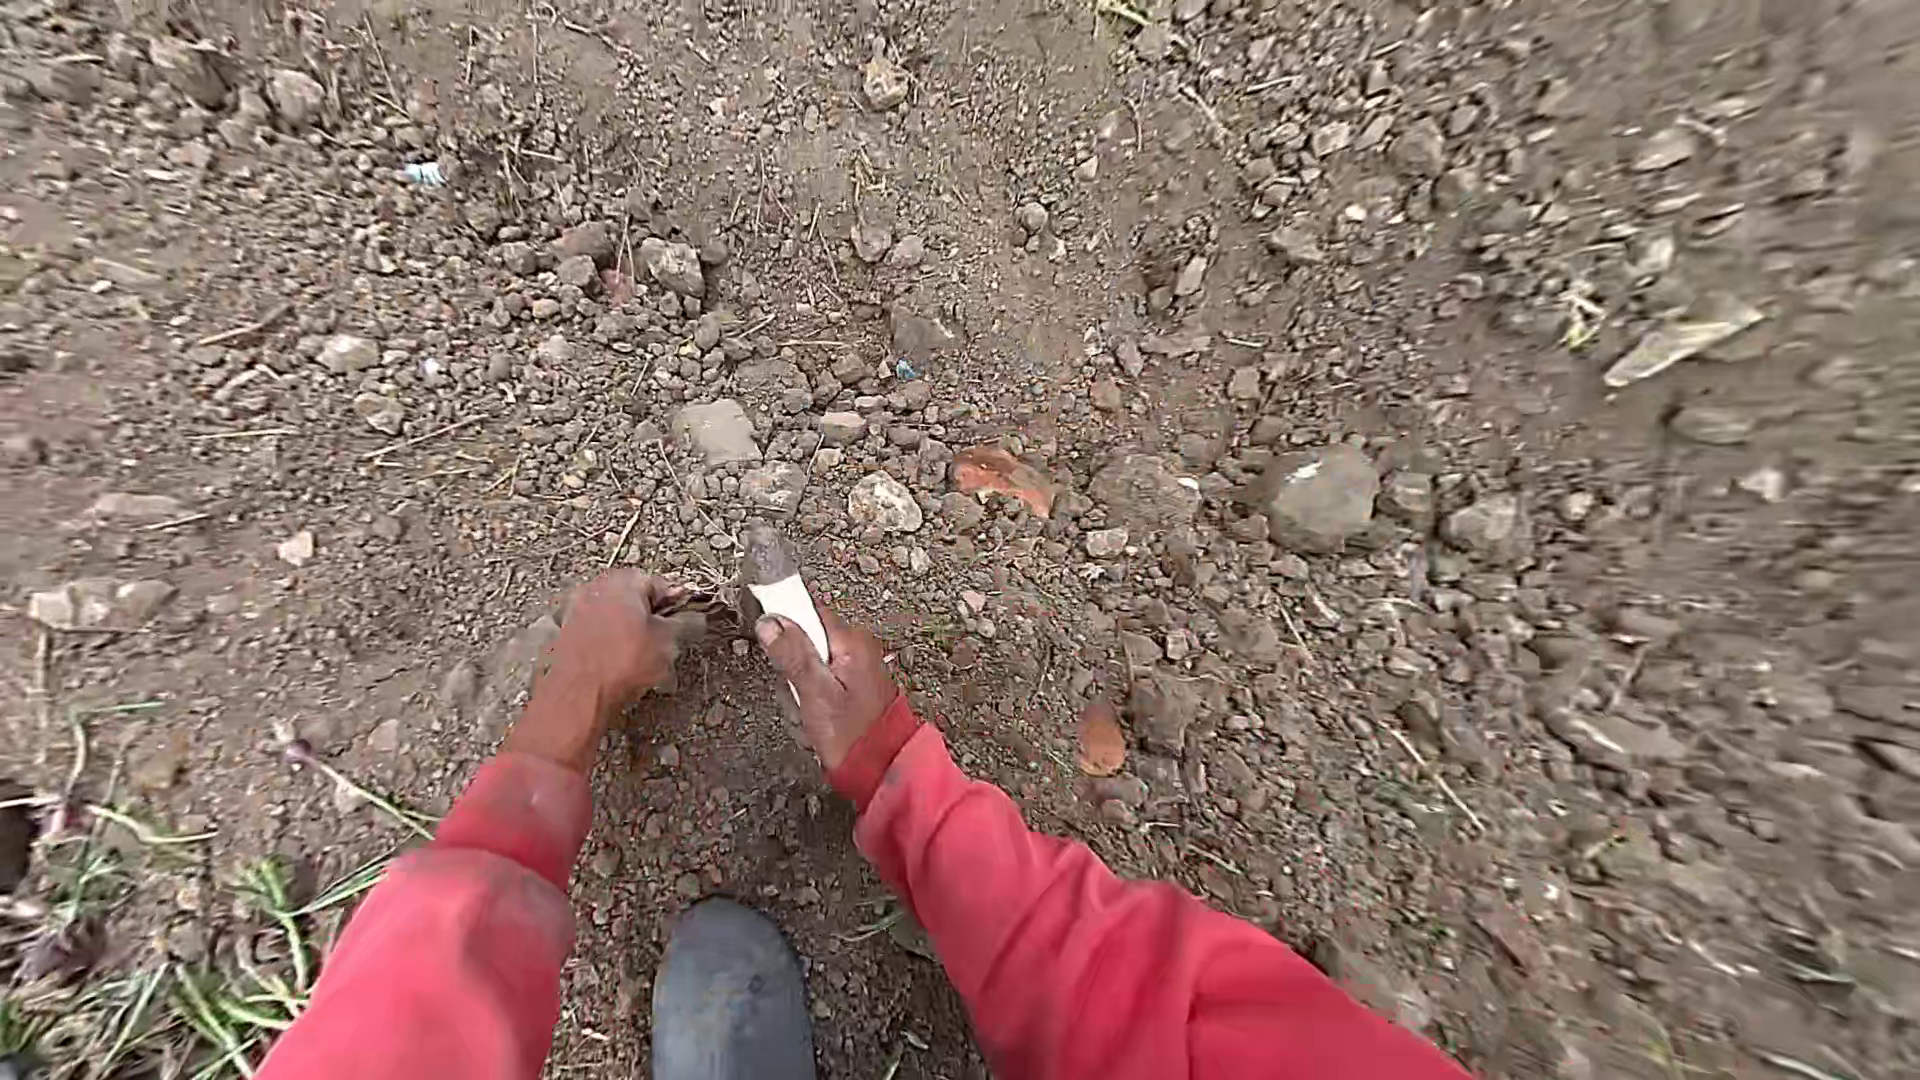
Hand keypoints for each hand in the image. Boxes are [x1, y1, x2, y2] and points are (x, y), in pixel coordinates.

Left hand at [544, 570, 700, 707]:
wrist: (579, 697)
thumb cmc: (624, 664)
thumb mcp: (668, 641)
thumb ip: (680, 622)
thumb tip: (686, 618)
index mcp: (622, 583)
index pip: (655, 582)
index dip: (671, 601)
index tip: (679, 616)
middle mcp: (593, 591)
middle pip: (627, 596)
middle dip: (644, 612)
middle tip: (660, 634)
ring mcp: (572, 613)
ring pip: (608, 614)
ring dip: (623, 627)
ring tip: (637, 653)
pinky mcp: (559, 637)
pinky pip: (591, 632)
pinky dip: (603, 642)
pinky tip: (614, 662)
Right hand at [755, 605, 897, 770]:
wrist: (881, 765)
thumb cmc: (853, 734)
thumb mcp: (815, 693)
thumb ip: (793, 655)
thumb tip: (770, 623)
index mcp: (851, 641)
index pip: (809, 610)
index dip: (785, 621)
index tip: (769, 636)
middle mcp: (857, 647)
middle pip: (806, 641)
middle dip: (793, 669)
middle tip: (799, 693)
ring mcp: (855, 666)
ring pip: (809, 666)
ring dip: (801, 690)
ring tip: (810, 712)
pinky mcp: (852, 684)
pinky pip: (819, 682)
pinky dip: (812, 700)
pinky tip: (817, 719)